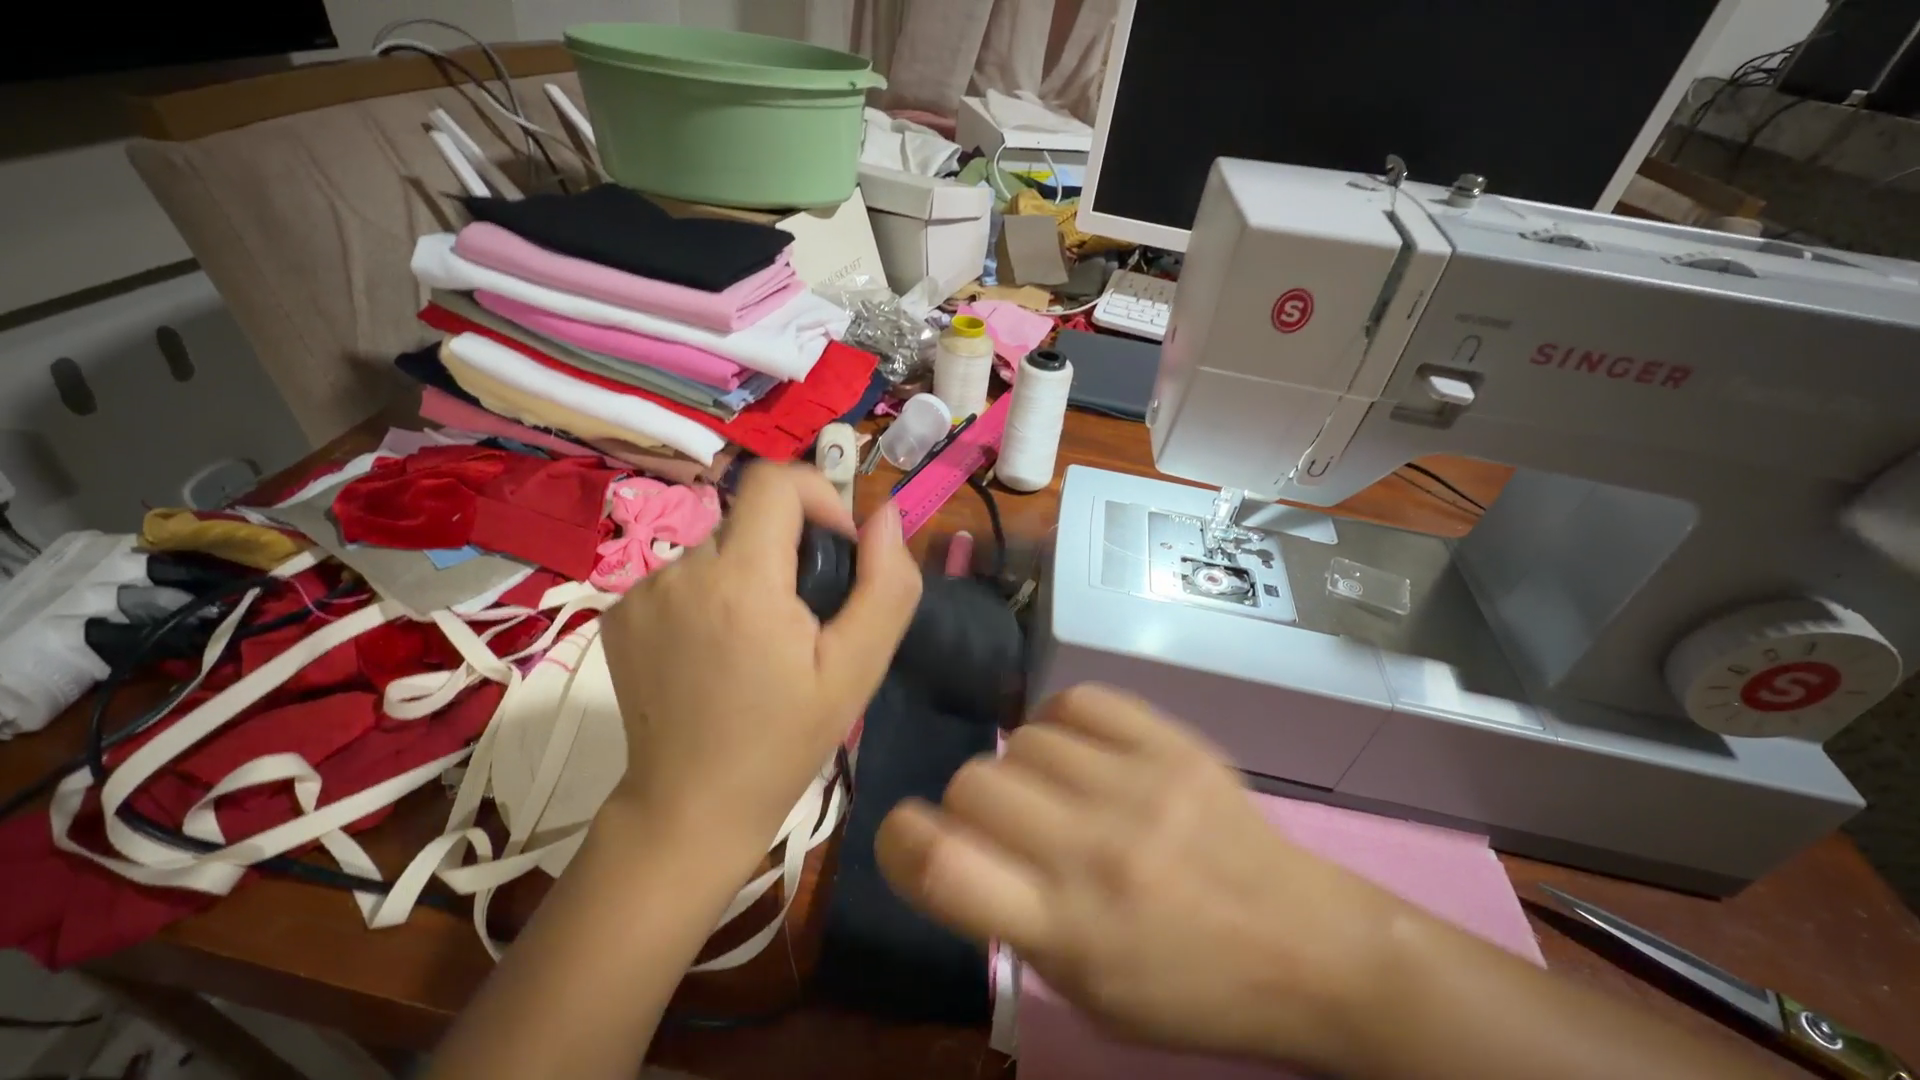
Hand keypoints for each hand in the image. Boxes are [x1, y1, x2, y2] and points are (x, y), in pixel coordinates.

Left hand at [598, 464, 921, 853]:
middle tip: (802, 617)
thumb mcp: (857, 670)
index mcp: (741, 580)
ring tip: (757, 643)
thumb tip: (884, 516)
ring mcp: (639, 592)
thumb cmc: (784, 741)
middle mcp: (680, 571)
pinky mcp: (617, 614)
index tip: (836, 551)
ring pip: (715, 548)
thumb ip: (886, 585)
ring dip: (746, 575)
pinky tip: (715, 652)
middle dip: (786, 549)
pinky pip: (679, 578)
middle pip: (748, 518)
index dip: (818, 498)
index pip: (776, 481)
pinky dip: (707, 597)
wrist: (690, 805)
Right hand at [876, 684, 1406, 1069]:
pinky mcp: (1176, 747)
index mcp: (1065, 932)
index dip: (899, 840)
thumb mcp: (1084, 989)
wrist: (1308, 949)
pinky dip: (1060, 721)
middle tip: (1005, 827)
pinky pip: (1080, 700)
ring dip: (1020, 767)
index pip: (939, 864)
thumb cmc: (1188, 991)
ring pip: (1022, 740)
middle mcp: (1094, 855)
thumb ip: (1010, 919)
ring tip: (1053, 792)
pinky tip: (1077, 751)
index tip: (910, 838)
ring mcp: (1138, 791)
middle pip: (973, 784)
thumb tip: (955, 843)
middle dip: (967, 805)